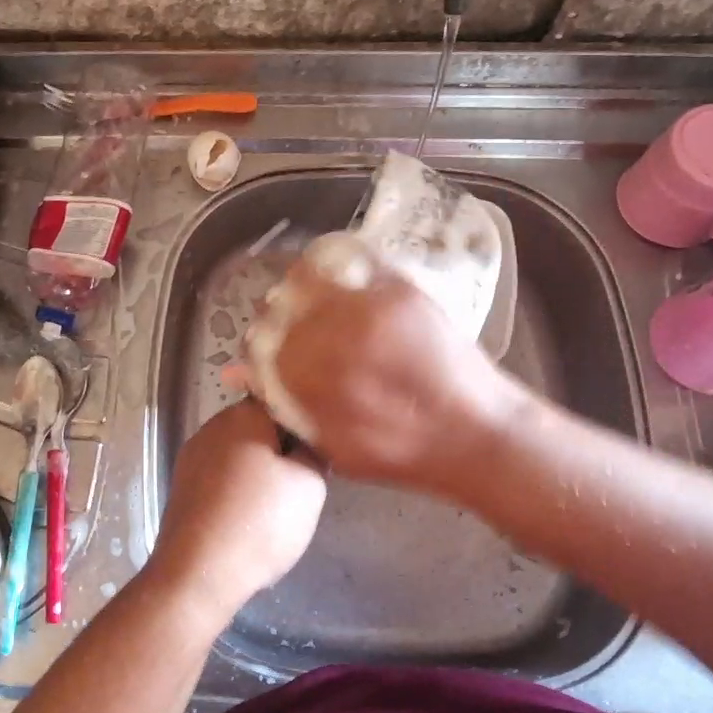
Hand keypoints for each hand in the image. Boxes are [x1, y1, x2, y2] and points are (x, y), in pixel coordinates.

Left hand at [145, 400, 326, 622]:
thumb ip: (314, 452)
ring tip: (277, 503)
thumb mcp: (309, 486)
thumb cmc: (260, 522)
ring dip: (258, 469)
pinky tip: (248, 517)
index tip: (318, 446)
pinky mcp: (182, 486)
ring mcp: (191, 456)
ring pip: (237, 451)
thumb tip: (307, 442)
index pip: (280, 397)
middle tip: (303, 478)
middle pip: (256, 425)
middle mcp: (211, 426)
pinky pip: (219, 475)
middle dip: (280, 446)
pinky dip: (236, 488)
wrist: (198, 574)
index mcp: (242, 415)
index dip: (303, 419)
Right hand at [264, 247, 546, 493]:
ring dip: (302, 289)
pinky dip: (334, 266)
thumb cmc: (400, 451)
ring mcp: (368, 306)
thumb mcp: (331, 444)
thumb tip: (236, 373)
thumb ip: (281, 404)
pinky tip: (338, 284)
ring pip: (309, 278)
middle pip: (281, 307)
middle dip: (279, 318)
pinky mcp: (399, 289)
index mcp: (311, 376)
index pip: (261, 342)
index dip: (259, 345)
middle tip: (292, 329)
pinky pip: (349, 261)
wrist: (476, 435)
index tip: (269, 351)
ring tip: (314, 306)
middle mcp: (334, 334)